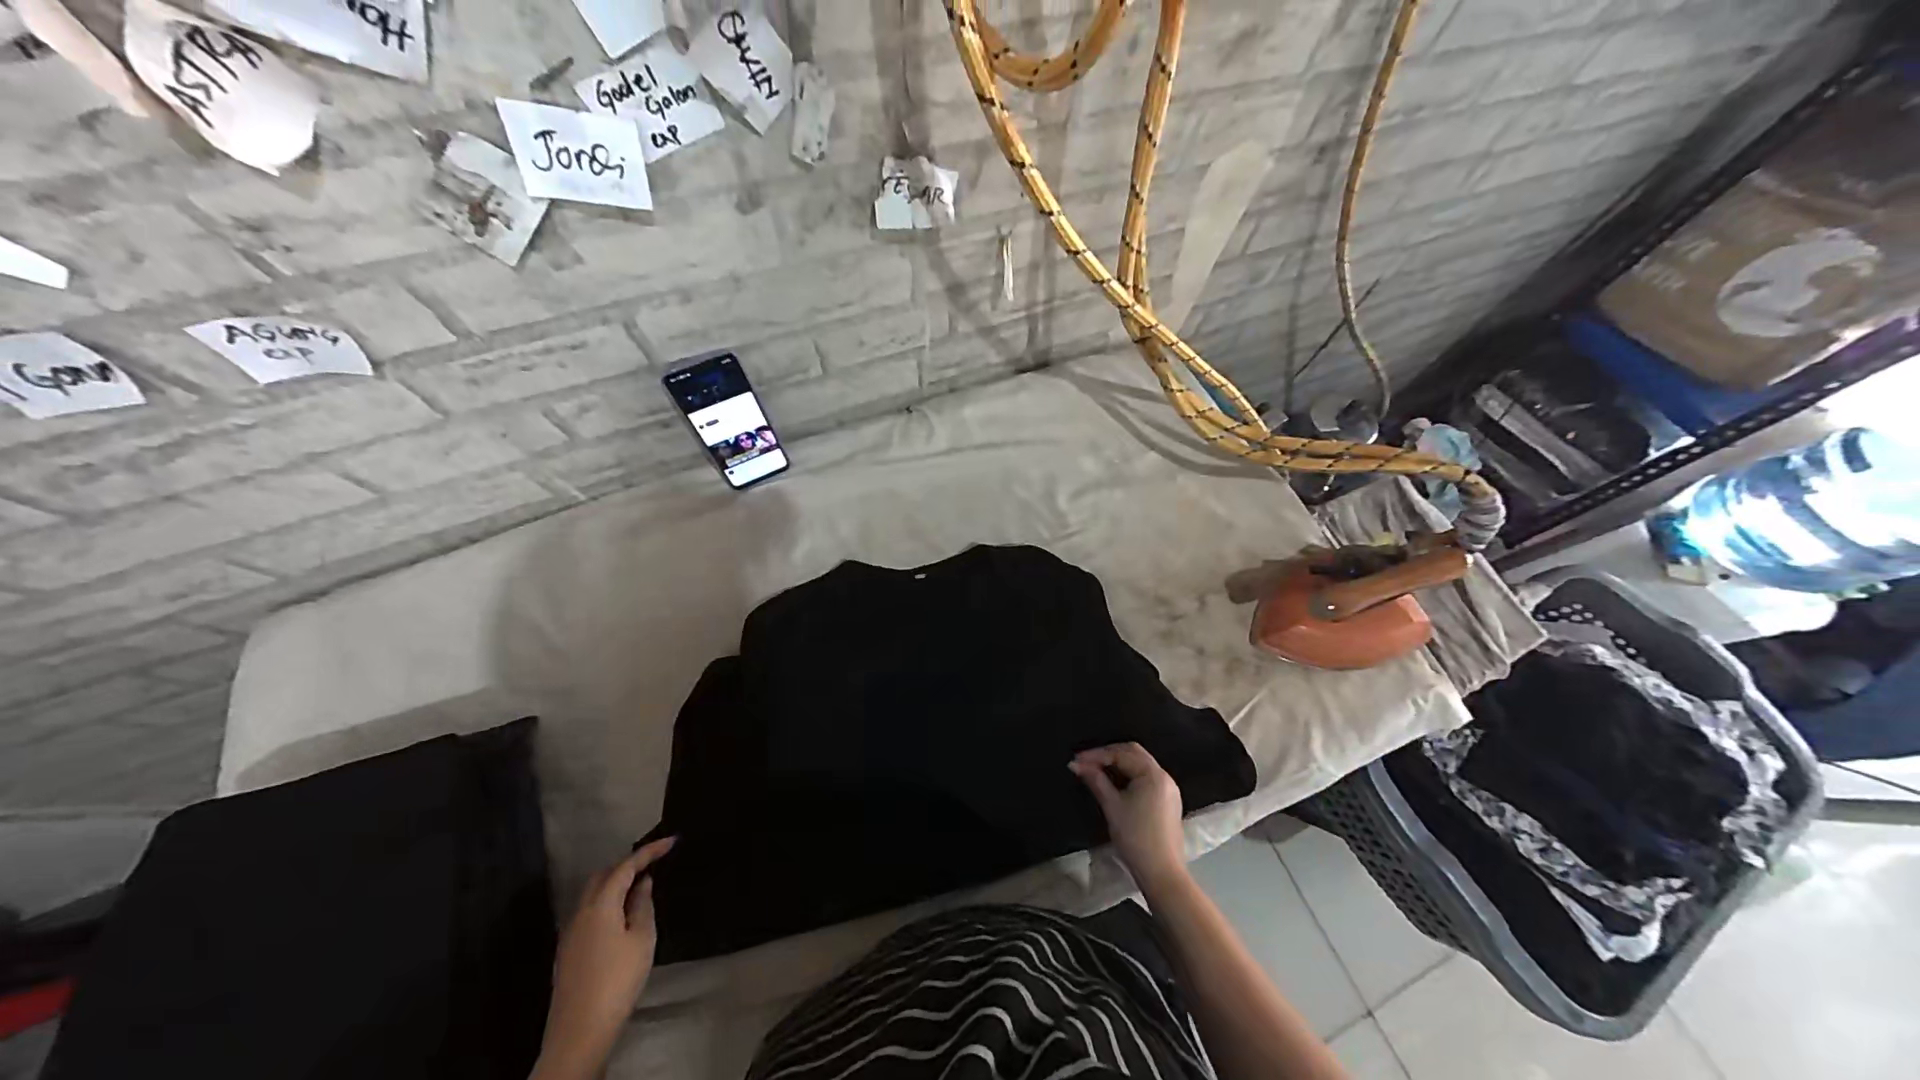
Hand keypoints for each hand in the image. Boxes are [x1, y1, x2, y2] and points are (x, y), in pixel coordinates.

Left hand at [532, 837, 675, 1079]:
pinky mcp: (568, 950)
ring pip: (593, 893)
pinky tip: (621, 914)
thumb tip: (642, 884)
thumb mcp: (642, 940)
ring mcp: (570, 932)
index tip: (672, 841)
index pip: (626, 866)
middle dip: (628, 864)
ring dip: (616, 883)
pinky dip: (607, 901)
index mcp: (600, 905)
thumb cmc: (618, 980)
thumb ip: (642, 906)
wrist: (579, 1030)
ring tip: (641, 885)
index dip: (649, 851)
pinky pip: (589, 911)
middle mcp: (580, 912)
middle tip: (655, 862)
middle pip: (603, 876)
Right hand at [1069, 743, 1186, 891]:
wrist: (1161, 872)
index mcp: (1152, 774)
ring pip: (1140, 764)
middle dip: (1108, 754)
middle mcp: (1164, 776)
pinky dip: (1129, 774)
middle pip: (1133, 753)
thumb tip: (1076, 764)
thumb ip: (1095, 780)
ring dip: (1119, 764)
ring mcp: (1169, 789)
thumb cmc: (1135, 837)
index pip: (1121, 754)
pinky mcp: (1168, 801)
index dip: (1096, 755)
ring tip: (1096, 770)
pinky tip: (1114, 783)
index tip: (1076, 760)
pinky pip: (1147, 777)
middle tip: (1086, 761)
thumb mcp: (1112, 806)